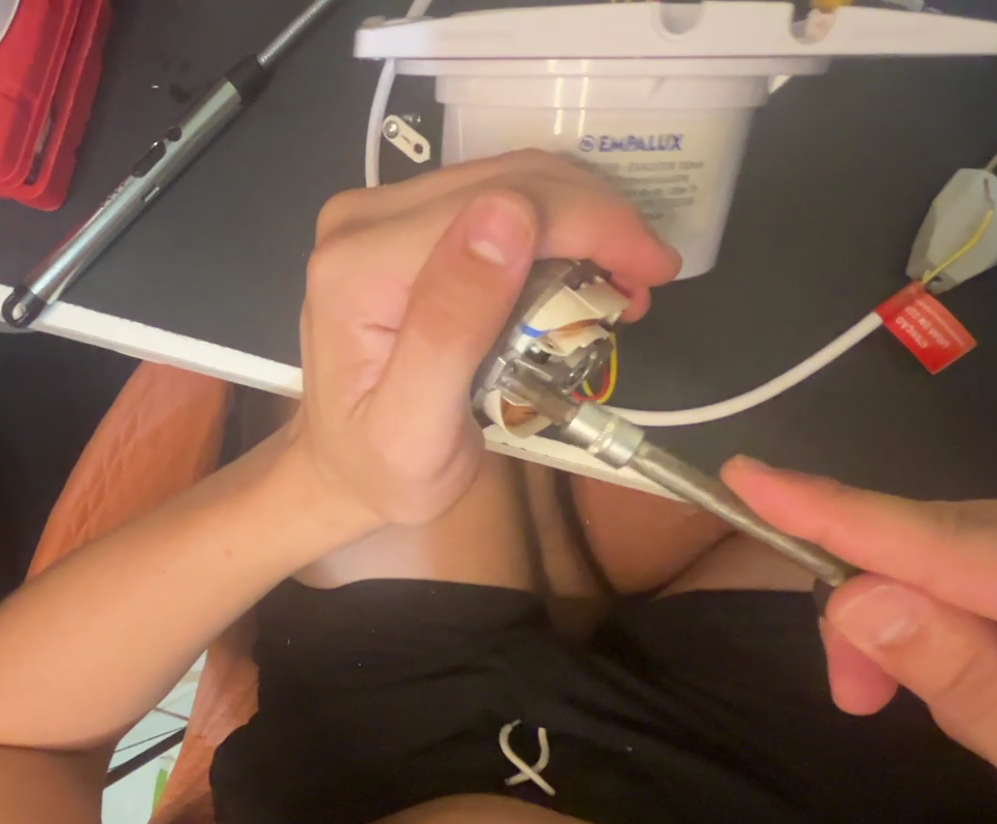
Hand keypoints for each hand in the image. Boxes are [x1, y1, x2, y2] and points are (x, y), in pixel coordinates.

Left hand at [291, 150, 679, 526]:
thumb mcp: (415, 426)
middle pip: (507, 180)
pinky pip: (494, 204)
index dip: (591, 224)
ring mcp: (376, 218)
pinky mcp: (398, 228)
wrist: (343, 471)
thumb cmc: (383, 470)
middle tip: (647, 282)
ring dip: (580, 224)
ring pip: (509, 183)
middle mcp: (361, 222)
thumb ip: (451, 327)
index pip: (497, 204)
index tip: (654, 273)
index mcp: (358, 266)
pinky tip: (578, 275)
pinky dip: (550, 233)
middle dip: (596, 222)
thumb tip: (509, 214)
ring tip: (620, 285)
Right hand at [726, 458, 996, 823]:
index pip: (967, 545)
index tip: (744, 477)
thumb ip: (986, 696)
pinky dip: (964, 599)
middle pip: (961, 540)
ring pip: (979, 540)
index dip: (842, 512)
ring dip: (918, 606)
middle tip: (856, 701)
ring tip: (904, 692)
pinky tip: (979, 658)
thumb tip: (857, 599)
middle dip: (877, 606)